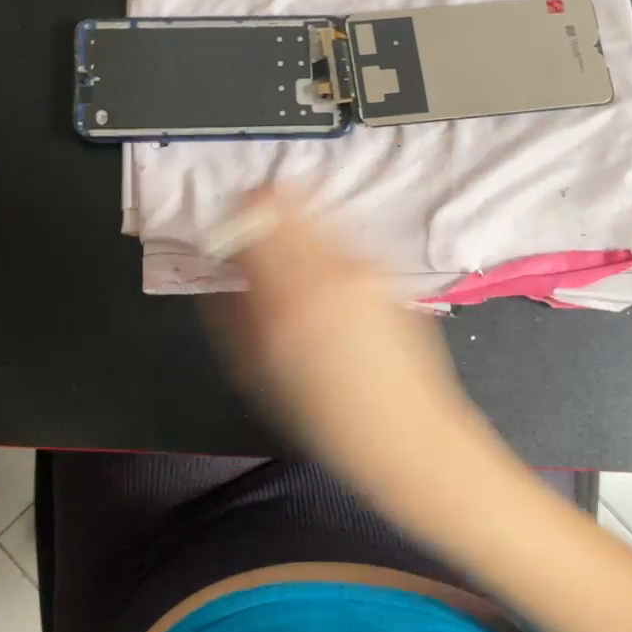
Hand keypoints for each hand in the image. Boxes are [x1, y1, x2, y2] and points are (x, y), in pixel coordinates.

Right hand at [203, 188, 471, 456]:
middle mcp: (331, 265)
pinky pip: (346, 241)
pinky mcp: (392, 272)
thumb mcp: (258, 372)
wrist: (408, 433)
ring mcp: (367, 264)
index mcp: (289, 293)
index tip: (229, 238)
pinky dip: (328, 248)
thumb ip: (233, 312)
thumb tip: (223, 272)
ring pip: (320, 211)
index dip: (235, 217)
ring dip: (298, 226)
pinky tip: (330, 289)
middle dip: (266, 213)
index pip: (253, 215)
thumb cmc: (323, 417)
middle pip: (289, 198)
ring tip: (295, 267)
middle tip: (257, 245)